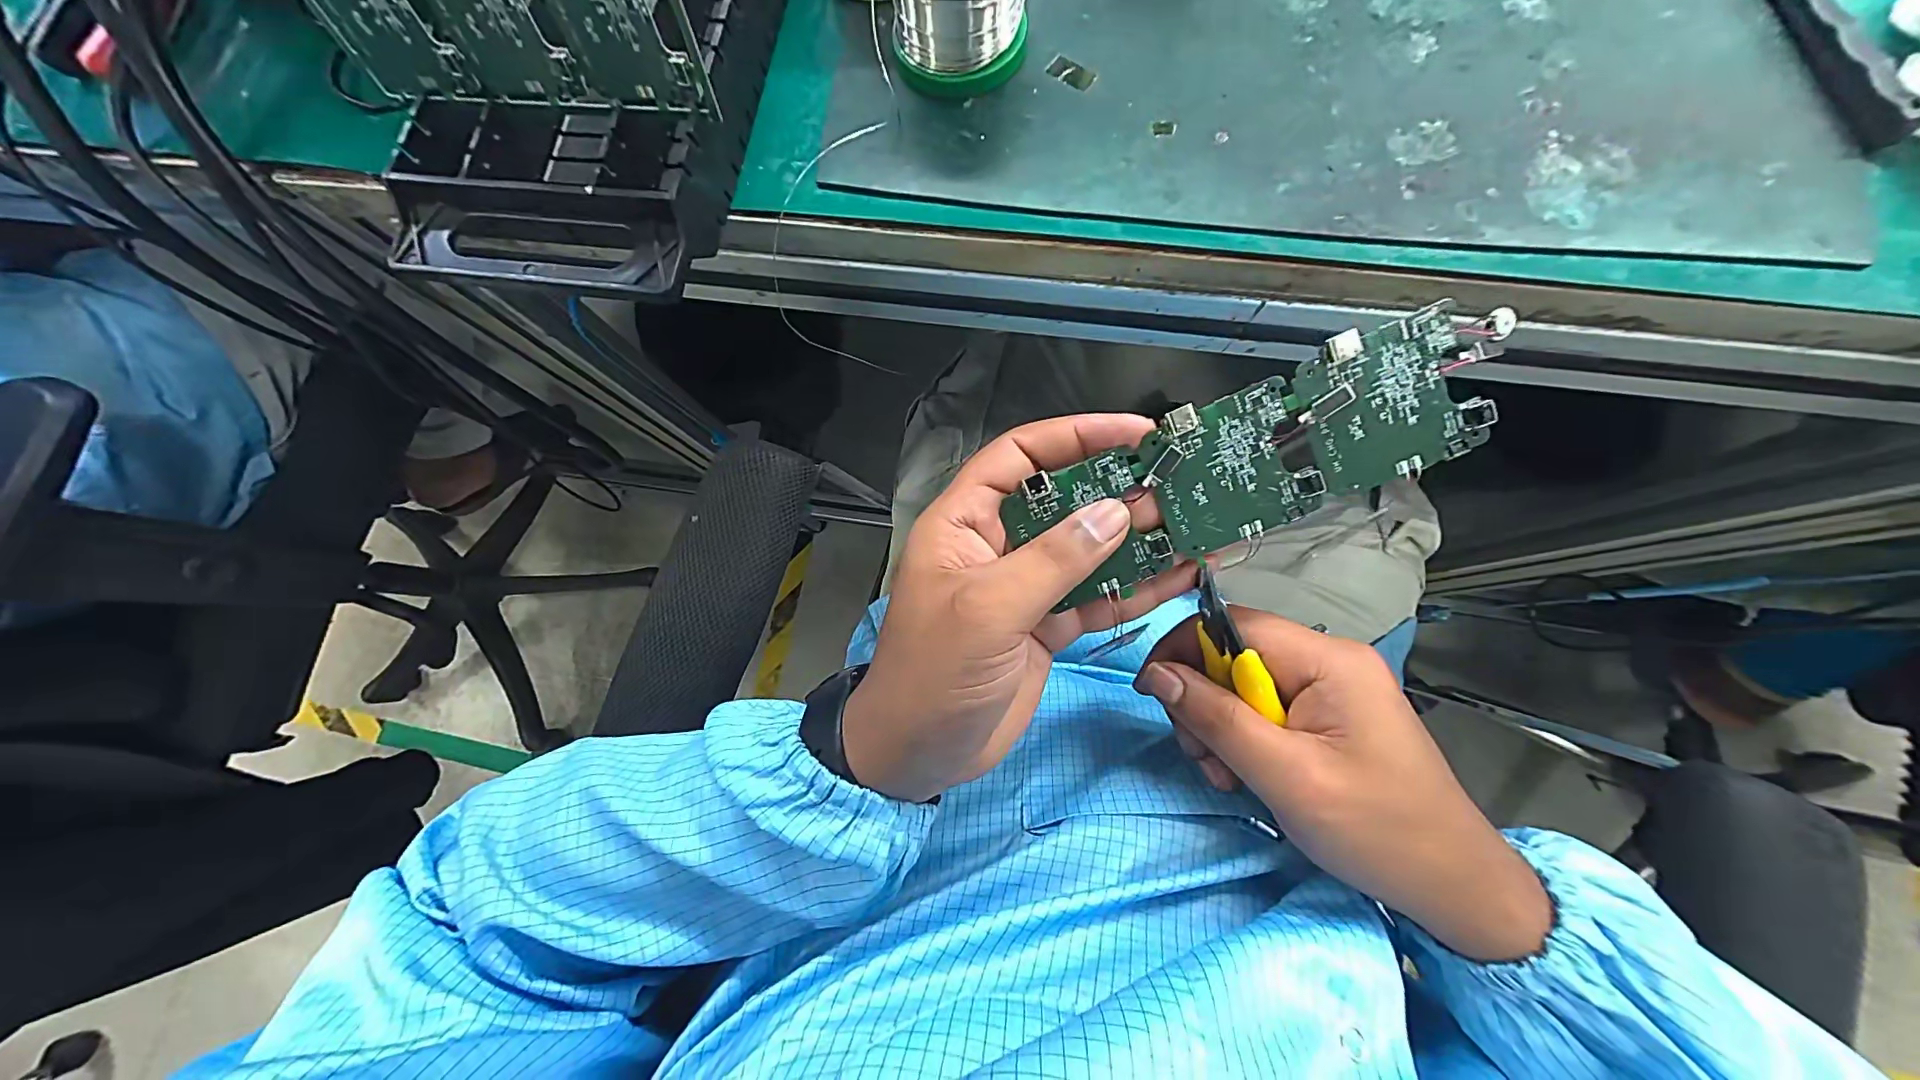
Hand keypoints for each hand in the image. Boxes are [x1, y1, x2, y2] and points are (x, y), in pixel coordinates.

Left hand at [843, 415, 1198, 802]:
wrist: (919, 753)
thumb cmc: (933, 673)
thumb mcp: (988, 608)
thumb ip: (1053, 560)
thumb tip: (1113, 512)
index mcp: (964, 523)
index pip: (1020, 457)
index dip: (1075, 436)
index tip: (1134, 434)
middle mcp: (997, 546)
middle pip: (1063, 501)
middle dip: (1117, 490)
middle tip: (1177, 483)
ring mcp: (1025, 586)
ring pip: (1087, 550)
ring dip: (1137, 540)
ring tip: (1193, 525)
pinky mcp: (1046, 625)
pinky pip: (1095, 597)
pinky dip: (1135, 588)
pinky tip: (1177, 575)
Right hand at [1135, 607, 1551, 961]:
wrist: (1454, 887)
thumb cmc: (1376, 830)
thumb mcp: (1285, 775)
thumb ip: (1216, 718)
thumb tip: (1156, 674)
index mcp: (1327, 660)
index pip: (1232, 624)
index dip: (1182, 649)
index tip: (1152, 694)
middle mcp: (1327, 660)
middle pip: (1231, 654)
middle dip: (1201, 702)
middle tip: (1204, 757)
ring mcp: (1328, 688)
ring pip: (1238, 684)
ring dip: (1217, 726)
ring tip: (1228, 775)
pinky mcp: (1325, 714)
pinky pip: (1261, 709)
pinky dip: (1240, 738)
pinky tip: (1245, 774)